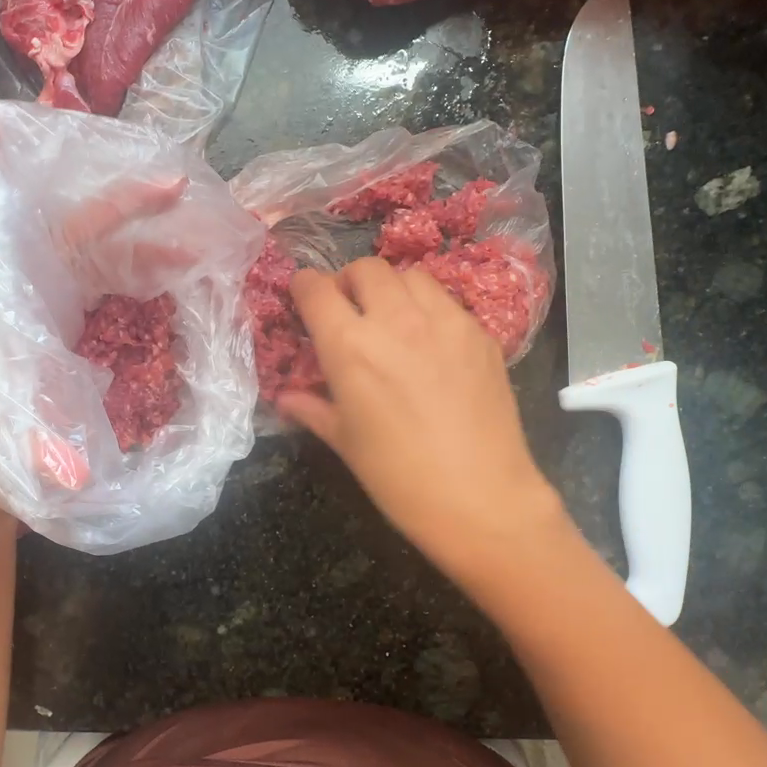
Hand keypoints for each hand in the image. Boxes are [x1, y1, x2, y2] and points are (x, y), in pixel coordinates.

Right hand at [279, 258, 566, 573]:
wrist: (479, 497)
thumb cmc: (396, 476)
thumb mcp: (344, 441)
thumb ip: (312, 407)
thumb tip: (286, 397)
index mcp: (349, 347)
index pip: (317, 290)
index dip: (305, 287)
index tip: (303, 295)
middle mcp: (395, 321)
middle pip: (366, 269)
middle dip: (349, 282)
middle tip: (347, 309)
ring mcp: (444, 322)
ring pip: (411, 277)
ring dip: (392, 289)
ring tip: (390, 319)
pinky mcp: (480, 333)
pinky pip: (446, 302)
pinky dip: (428, 309)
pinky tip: (428, 343)